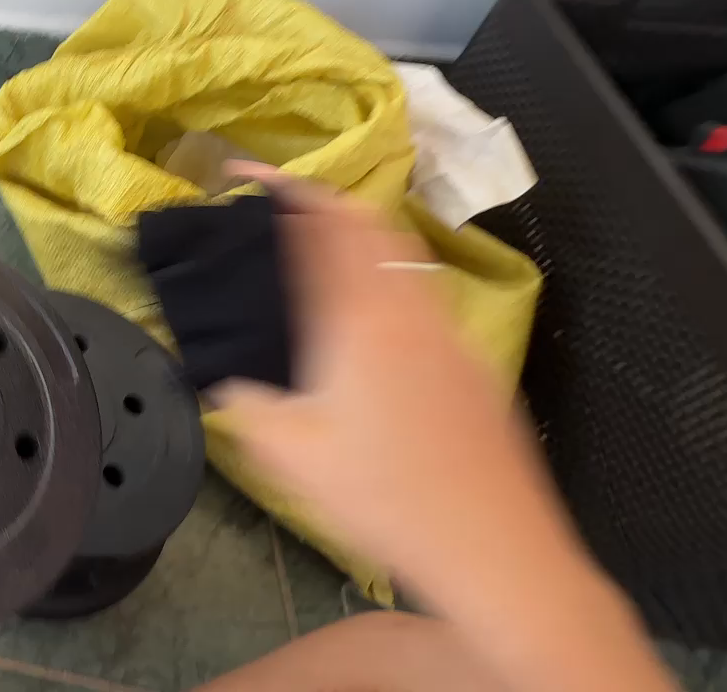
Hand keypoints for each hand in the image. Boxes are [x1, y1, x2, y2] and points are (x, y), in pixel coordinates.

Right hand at [207, 163, 579, 600]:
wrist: (497, 555)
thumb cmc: (383, 494)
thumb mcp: (284, 451)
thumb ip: (243, 402)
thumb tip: (229, 383)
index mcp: (356, 324)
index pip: (321, 231)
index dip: (283, 190)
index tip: (247, 171)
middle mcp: (407, 317)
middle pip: (373, 227)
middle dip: (326, 198)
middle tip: (285, 194)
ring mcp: (450, 341)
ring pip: (404, 259)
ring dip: (359, 236)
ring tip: (321, 242)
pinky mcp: (476, 371)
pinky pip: (423, 298)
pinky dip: (386, 279)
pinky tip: (369, 322)